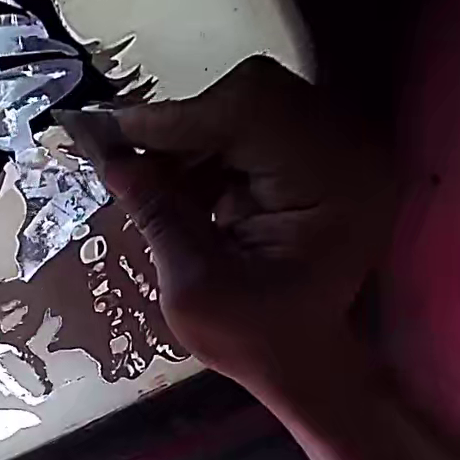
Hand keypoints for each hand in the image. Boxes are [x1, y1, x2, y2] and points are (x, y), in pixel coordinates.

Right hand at [81, 56, 396, 400]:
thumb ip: (158, 216)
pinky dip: (204, 154)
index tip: (112, 132)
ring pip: (245, 109)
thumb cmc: (253, 339)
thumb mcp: (194, 287)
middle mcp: (348, 153)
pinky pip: (249, 132)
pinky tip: (176, 188)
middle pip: (251, 98)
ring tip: (148, 183)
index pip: (251, 112)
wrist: (298, 362)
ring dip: (188, 143)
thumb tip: (112, 161)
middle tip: (127, 162)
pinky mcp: (313, 161)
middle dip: (180, 129)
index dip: (174, 119)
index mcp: (333, 184)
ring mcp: (335, 153)